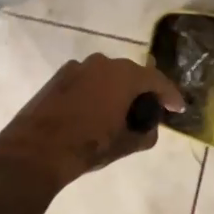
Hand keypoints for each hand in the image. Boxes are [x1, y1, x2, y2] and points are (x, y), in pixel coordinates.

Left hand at [0, 53, 184, 190]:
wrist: (35, 150)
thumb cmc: (88, 146)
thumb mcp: (125, 145)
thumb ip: (146, 134)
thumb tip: (150, 130)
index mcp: (124, 75)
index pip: (157, 81)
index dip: (170, 96)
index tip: (178, 109)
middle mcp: (102, 63)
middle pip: (132, 74)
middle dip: (144, 90)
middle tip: (151, 109)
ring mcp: (77, 67)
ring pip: (108, 76)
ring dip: (118, 90)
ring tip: (122, 111)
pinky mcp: (58, 78)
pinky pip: (88, 81)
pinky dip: (98, 92)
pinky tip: (97, 111)